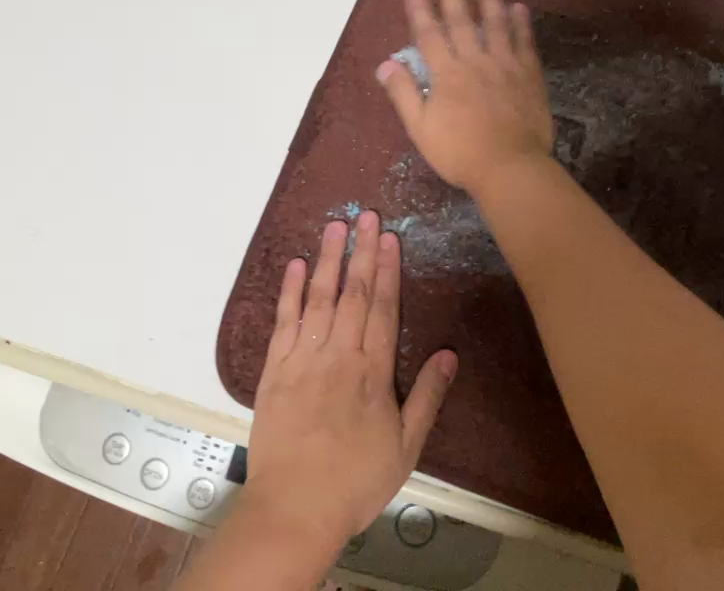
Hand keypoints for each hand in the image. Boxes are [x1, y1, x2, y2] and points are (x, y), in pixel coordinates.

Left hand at [241, 211, 457, 550]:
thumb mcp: (406, 446)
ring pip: (319, 299)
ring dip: (328, 260)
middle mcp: (339, 355)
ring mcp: (303, 360)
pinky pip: (283, 323)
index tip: (390, 238)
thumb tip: (450, 353)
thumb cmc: (356, 480)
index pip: (382, 308)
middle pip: (353, 294)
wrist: (295, 508)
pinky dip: (290, 292)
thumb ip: (427, 396)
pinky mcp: (274, 372)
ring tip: (335, 226)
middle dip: (361, 252)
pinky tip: (296, 266)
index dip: (387, 270)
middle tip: (366, 214)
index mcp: (372, 371)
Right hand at [378, 0, 554, 194]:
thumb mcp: (421, 128)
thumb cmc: (460, 153)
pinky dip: (521, 24)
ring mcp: (505, 66)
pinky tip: (519, 7)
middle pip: (462, 22)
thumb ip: (404, 94)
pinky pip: (524, 43)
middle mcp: (475, 61)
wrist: (510, 167)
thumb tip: (385, 64)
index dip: (421, 10)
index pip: (429, 35)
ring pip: (496, 25)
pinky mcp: (529, 76)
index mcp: (446, 74)